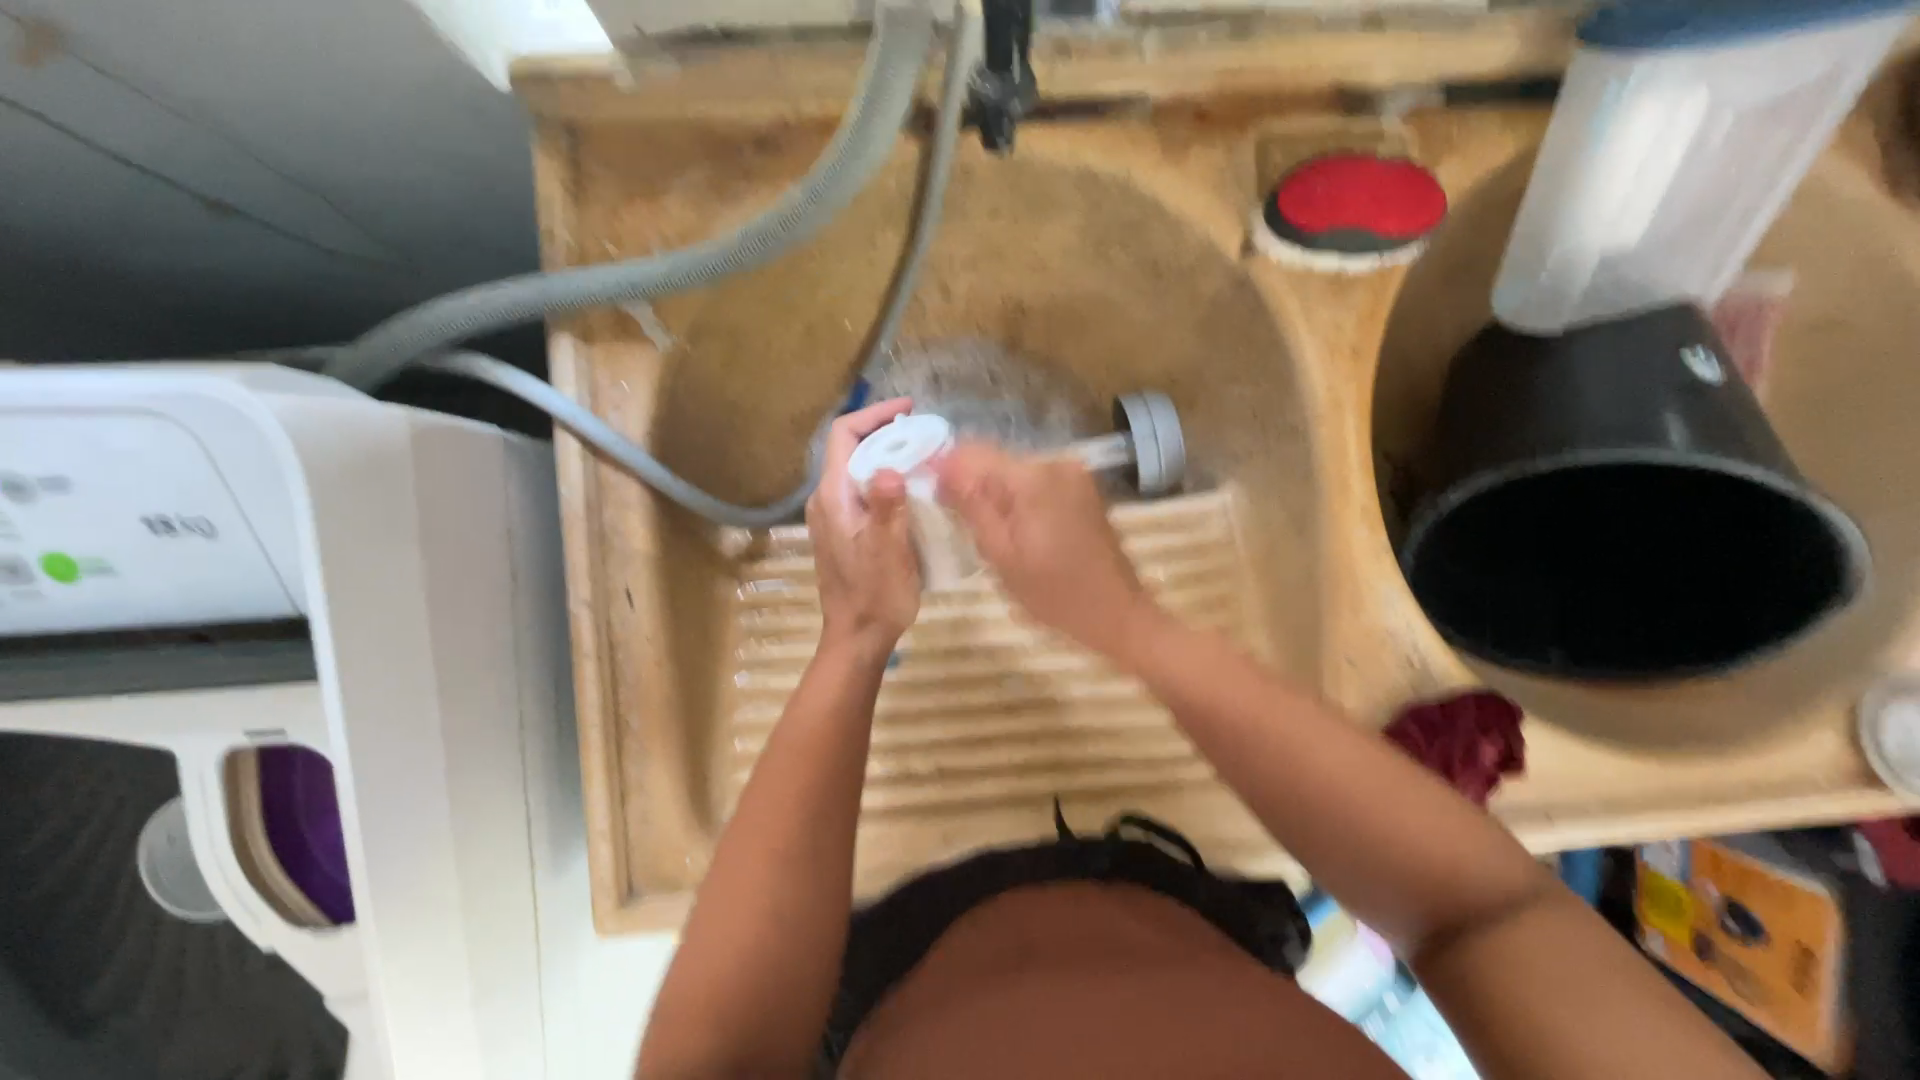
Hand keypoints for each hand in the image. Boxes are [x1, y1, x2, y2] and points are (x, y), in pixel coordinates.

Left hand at [806, 398, 921, 656]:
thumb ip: (887, 507)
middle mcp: (826, 500)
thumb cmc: (875, 595)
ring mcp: (831, 516)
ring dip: (886, 455)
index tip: (909, 410)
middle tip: (924, 432)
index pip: (844, 434)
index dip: (874, 414)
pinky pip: (861, 490)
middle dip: (885, 432)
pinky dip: (883, 478)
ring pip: (856, 469)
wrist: (856, 637)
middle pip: (850, 448)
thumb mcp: (888, 551)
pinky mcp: (842, 531)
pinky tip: (911, 490)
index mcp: (833, 496)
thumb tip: (890, 467)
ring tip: (922, 454)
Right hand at [934, 441, 1155, 657]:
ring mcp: (1073, 473)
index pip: (971, 452)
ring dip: (995, 495)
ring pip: (1013, 472)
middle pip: (994, 460)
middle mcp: (1055, 462)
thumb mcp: (1001, 556)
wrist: (1117, 612)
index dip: (945, 472)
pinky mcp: (1081, 487)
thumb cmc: (1055, 595)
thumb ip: (970, 506)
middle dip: (971, 486)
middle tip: (958, 525)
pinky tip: (1016, 531)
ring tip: (988, 534)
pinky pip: (1036, 483)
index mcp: (1033, 477)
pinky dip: (1019, 500)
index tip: (934, 501)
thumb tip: (941, 470)